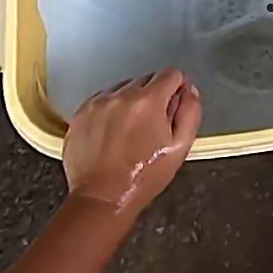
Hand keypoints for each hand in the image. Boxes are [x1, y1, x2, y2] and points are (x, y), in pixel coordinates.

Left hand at [63, 68, 201, 220]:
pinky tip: (113, 132)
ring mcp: (99, 102)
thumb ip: (190, 113)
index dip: (177, 88)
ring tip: (130, 130)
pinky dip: (111, 108)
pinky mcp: (82, 112)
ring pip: (124, 88)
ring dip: (131, 101)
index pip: (171, 74)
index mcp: (149, 101)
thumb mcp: (180, 148)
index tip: (174, 104)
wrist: (101, 198)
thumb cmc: (144, 176)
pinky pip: (103, 99)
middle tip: (152, 124)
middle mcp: (122, 95)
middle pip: (147, 80)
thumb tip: (190, 91)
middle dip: (154, 96)